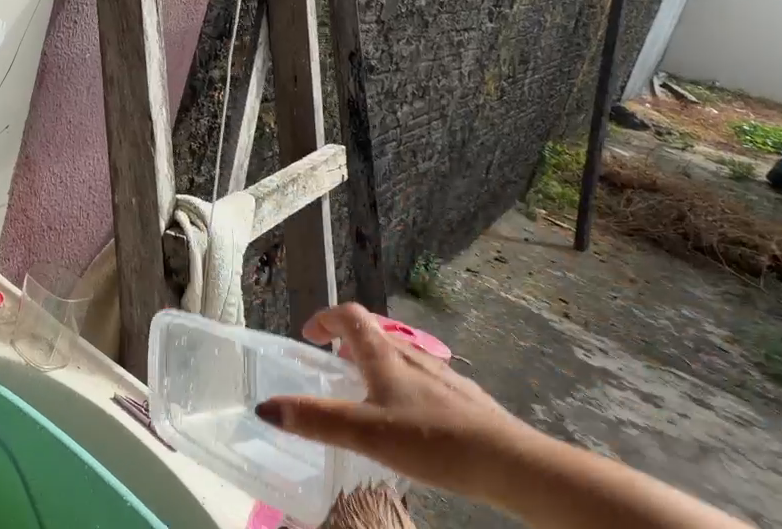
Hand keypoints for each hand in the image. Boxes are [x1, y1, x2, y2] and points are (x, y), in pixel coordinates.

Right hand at [255, 303, 534, 502]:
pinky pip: (430, 382)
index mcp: (385, 355)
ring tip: (370, 393)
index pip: (350, 315)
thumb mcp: (366, 433)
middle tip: (335, 364)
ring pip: (405, 357)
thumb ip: (315, 419)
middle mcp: (414, 357)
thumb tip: (263, 407)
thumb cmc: (435, 441)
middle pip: (378, 333)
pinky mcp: (471, 404)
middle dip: (351, 341)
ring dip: (380, 364)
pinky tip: (416, 421)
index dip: (326, 319)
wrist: (518, 468)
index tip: (310, 337)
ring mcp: (447, 379)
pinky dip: (410, 388)